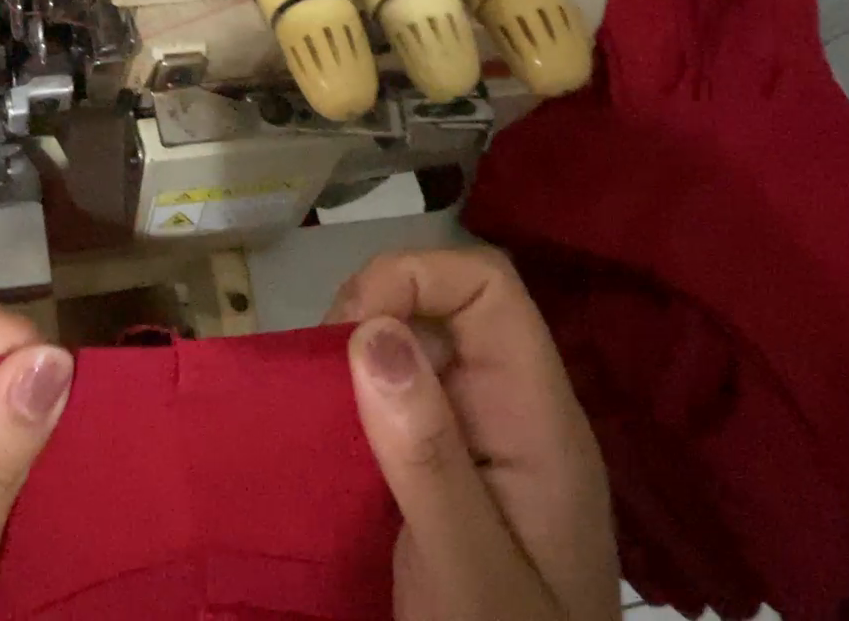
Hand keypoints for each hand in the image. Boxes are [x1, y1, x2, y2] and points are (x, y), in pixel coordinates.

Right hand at [326, 247, 618, 620]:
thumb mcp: (468, 571)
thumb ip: (426, 455)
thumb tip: (372, 331)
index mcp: (537, 420)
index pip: (488, 289)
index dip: (412, 278)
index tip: (345, 330)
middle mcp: (510, 410)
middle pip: (445, 305)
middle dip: (369, 315)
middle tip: (315, 377)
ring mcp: (477, 435)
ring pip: (413, 344)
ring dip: (351, 355)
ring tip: (311, 403)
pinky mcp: (443, 461)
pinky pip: (395, 393)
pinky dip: (349, 393)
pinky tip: (321, 427)